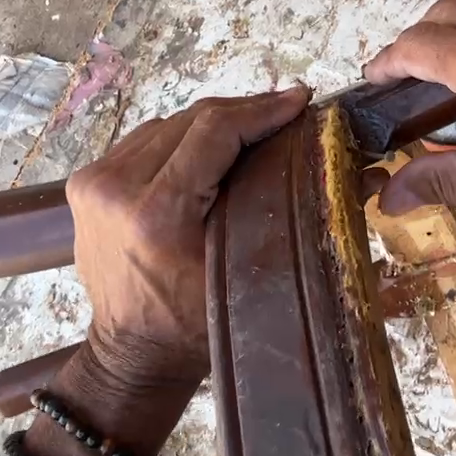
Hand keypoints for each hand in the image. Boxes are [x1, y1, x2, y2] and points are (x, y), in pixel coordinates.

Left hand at [65, 87, 310, 383]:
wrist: (129, 356)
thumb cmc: (196, 325)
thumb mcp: (253, 272)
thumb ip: (304, 214)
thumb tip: (369, 173)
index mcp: (155, 212)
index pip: (214, 131)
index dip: (262, 110)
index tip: (301, 100)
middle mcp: (115, 187)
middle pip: (192, 119)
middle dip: (245, 111)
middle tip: (287, 111)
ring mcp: (94, 181)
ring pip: (170, 123)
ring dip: (215, 121)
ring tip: (256, 124)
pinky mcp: (87, 181)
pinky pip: (149, 137)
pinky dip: (185, 134)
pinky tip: (213, 142)